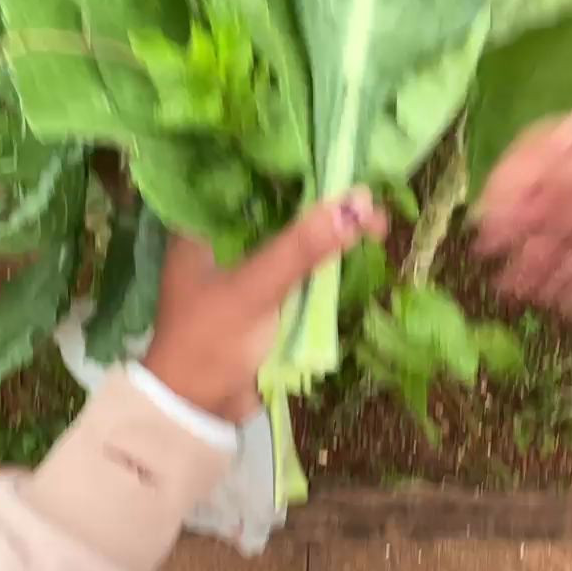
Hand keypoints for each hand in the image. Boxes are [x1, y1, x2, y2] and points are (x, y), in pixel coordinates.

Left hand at [144, 190, 387, 422]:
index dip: (294, 167)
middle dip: (321, 206)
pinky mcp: (261, 300)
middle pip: (277, 212)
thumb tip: (357, 202)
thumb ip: (302, 248)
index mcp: (201, 229)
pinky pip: (296, 274)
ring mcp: (243, 273)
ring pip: (291, 244)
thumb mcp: (254, 290)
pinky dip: (321, 267)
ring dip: (327, 237)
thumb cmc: (210, 342)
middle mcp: (220, 243)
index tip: (339, 160)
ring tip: (374, 222)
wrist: (196, 410)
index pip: (249, 181)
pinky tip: (353, 249)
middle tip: (369, 200)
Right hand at [474, 91, 571, 442]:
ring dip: (526, 241)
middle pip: (569, 188)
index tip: (496, 196)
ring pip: (564, 231)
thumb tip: (560, 131)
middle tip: (487, 236)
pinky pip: (568, 271)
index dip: (536, 162)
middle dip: (524, 203)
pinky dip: (539, 273)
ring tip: (499, 266)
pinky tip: (518, 288)